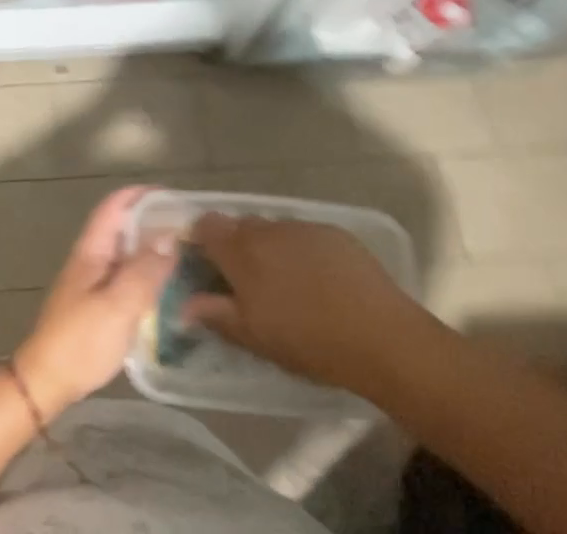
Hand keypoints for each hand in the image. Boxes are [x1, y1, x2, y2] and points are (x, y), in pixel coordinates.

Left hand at [13, 186, 176, 418]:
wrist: (47, 381)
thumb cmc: (81, 341)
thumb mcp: (118, 305)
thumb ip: (144, 271)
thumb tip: (168, 236)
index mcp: (91, 252)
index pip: (113, 208)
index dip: (139, 195)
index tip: (174, 195)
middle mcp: (91, 261)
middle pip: (121, 229)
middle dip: (152, 221)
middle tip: (191, 228)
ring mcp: (93, 284)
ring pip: (126, 255)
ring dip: (152, 249)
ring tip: (188, 254)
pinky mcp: (98, 306)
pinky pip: (127, 280)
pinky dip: (148, 275)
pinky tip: (169, 289)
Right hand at [186, 214, 436, 393]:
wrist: (382, 338)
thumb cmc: (307, 340)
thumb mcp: (252, 337)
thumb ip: (214, 314)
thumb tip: (184, 305)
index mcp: (241, 251)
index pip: (206, 225)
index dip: (201, 240)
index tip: (206, 265)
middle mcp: (268, 229)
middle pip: (240, 225)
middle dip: (236, 246)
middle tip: (245, 281)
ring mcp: (305, 228)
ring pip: (274, 229)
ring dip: (270, 248)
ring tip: (285, 283)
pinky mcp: (337, 233)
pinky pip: (305, 235)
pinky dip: (301, 251)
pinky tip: (317, 280)